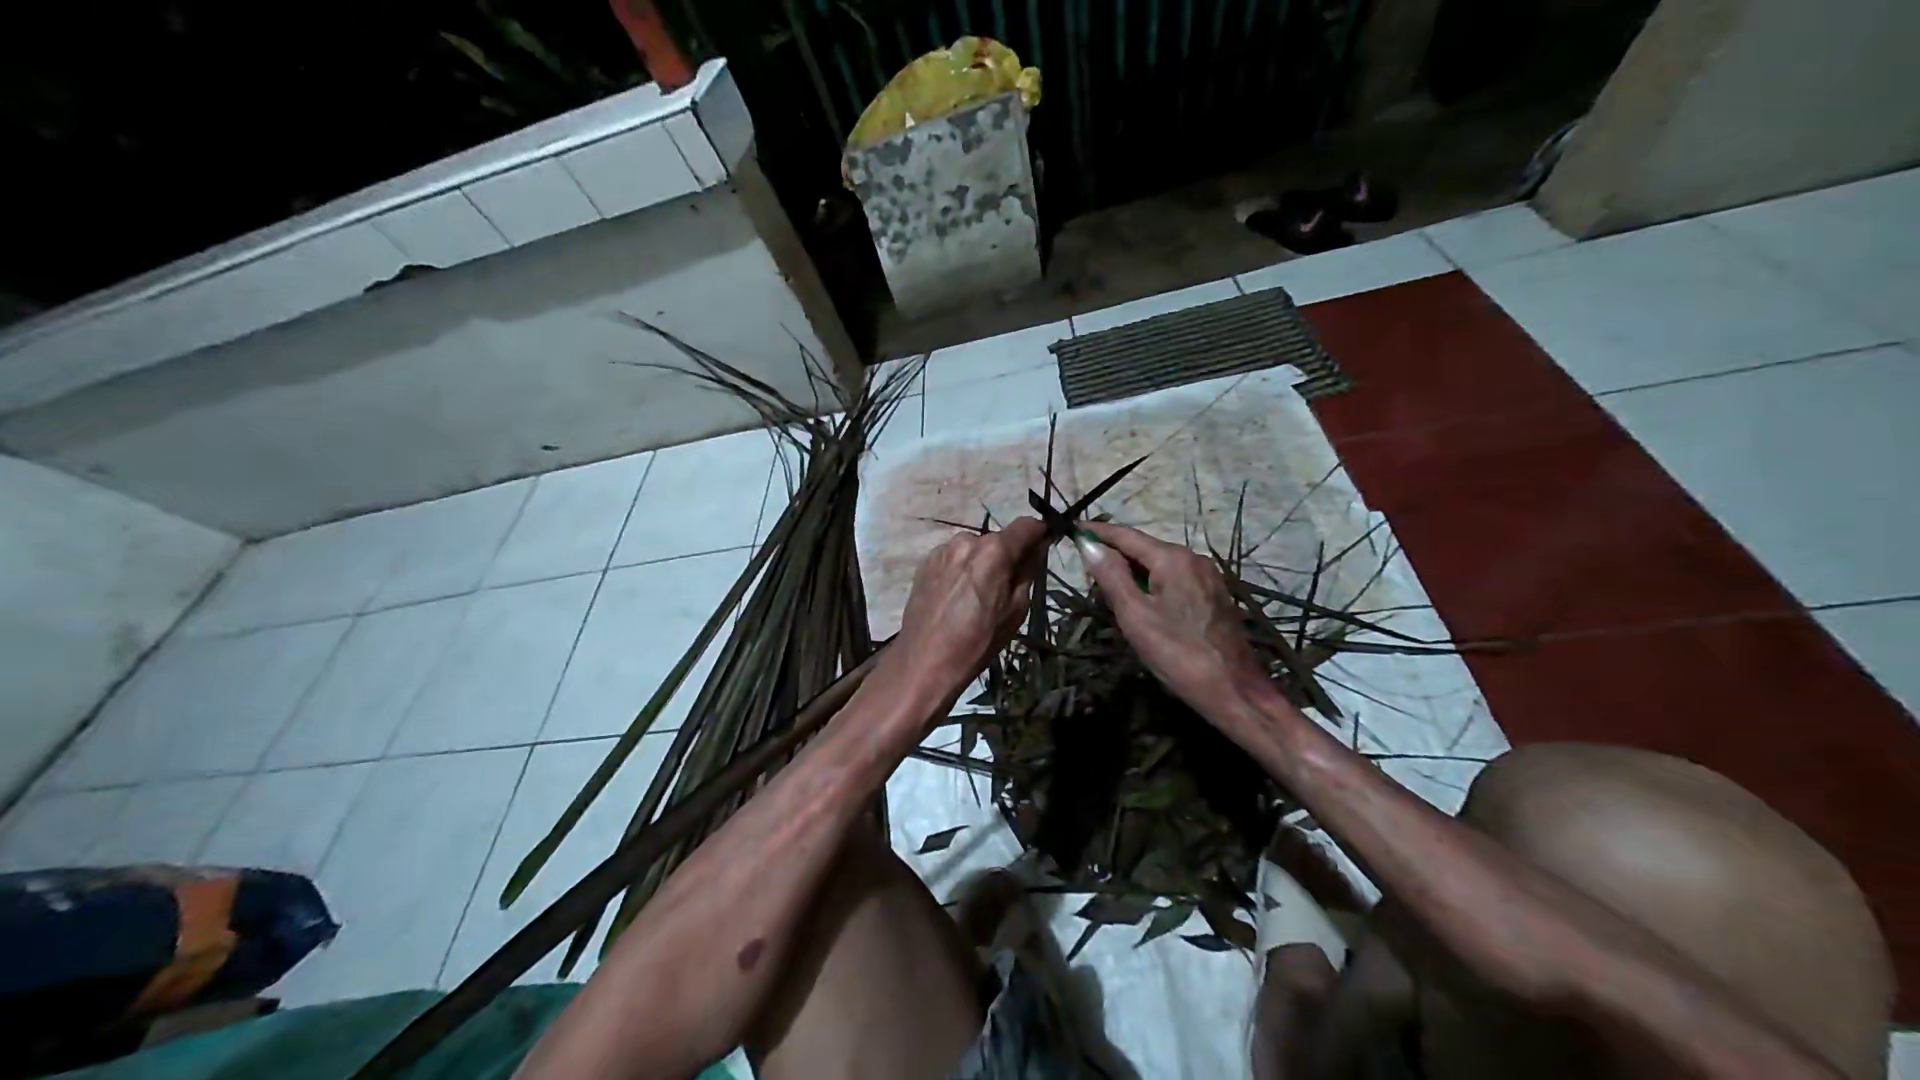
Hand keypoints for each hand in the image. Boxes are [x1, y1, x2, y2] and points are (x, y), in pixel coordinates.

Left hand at [890, 517, 1048, 699]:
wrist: (926, 660)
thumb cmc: (979, 640)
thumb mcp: (1017, 609)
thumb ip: (1029, 570)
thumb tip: (1038, 546)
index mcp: (994, 550)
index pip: (1026, 525)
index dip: (1039, 533)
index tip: (1043, 546)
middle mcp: (966, 540)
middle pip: (997, 539)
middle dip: (1006, 555)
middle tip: (1005, 587)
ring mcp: (942, 550)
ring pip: (973, 548)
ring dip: (981, 562)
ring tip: (975, 595)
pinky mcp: (925, 562)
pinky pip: (953, 558)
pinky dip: (961, 569)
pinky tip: (955, 596)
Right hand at [1078, 522, 1269, 714]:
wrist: (1234, 690)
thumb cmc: (1178, 654)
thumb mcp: (1135, 616)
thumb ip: (1112, 577)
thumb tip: (1090, 546)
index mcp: (1173, 559)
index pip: (1127, 536)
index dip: (1098, 532)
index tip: (1074, 529)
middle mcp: (1193, 559)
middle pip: (1145, 548)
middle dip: (1114, 553)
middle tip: (1085, 567)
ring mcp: (1208, 577)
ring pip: (1161, 564)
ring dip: (1133, 569)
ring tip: (1106, 583)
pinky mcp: (1214, 596)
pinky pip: (1175, 579)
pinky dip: (1152, 582)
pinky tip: (1140, 599)